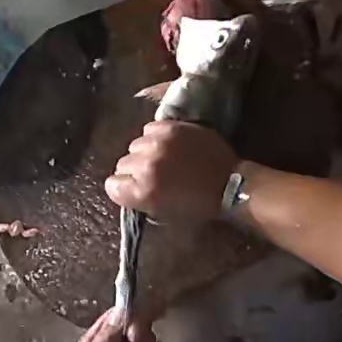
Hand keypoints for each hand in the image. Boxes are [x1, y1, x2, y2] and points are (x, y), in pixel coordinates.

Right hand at [105, 121, 240, 225]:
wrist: (229, 185)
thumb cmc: (196, 205)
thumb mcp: (160, 213)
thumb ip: (136, 198)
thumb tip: (123, 185)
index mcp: (141, 192)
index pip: (111, 185)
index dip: (123, 188)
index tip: (135, 189)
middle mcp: (144, 166)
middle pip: (122, 164)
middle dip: (134, 170)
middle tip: (153, 175)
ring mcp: (157, 144)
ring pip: (134, 146)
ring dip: (145, 152)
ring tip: (163, 158)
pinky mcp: (170, 128)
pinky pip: (148, 129)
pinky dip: (155, 137)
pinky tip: (168, 145)